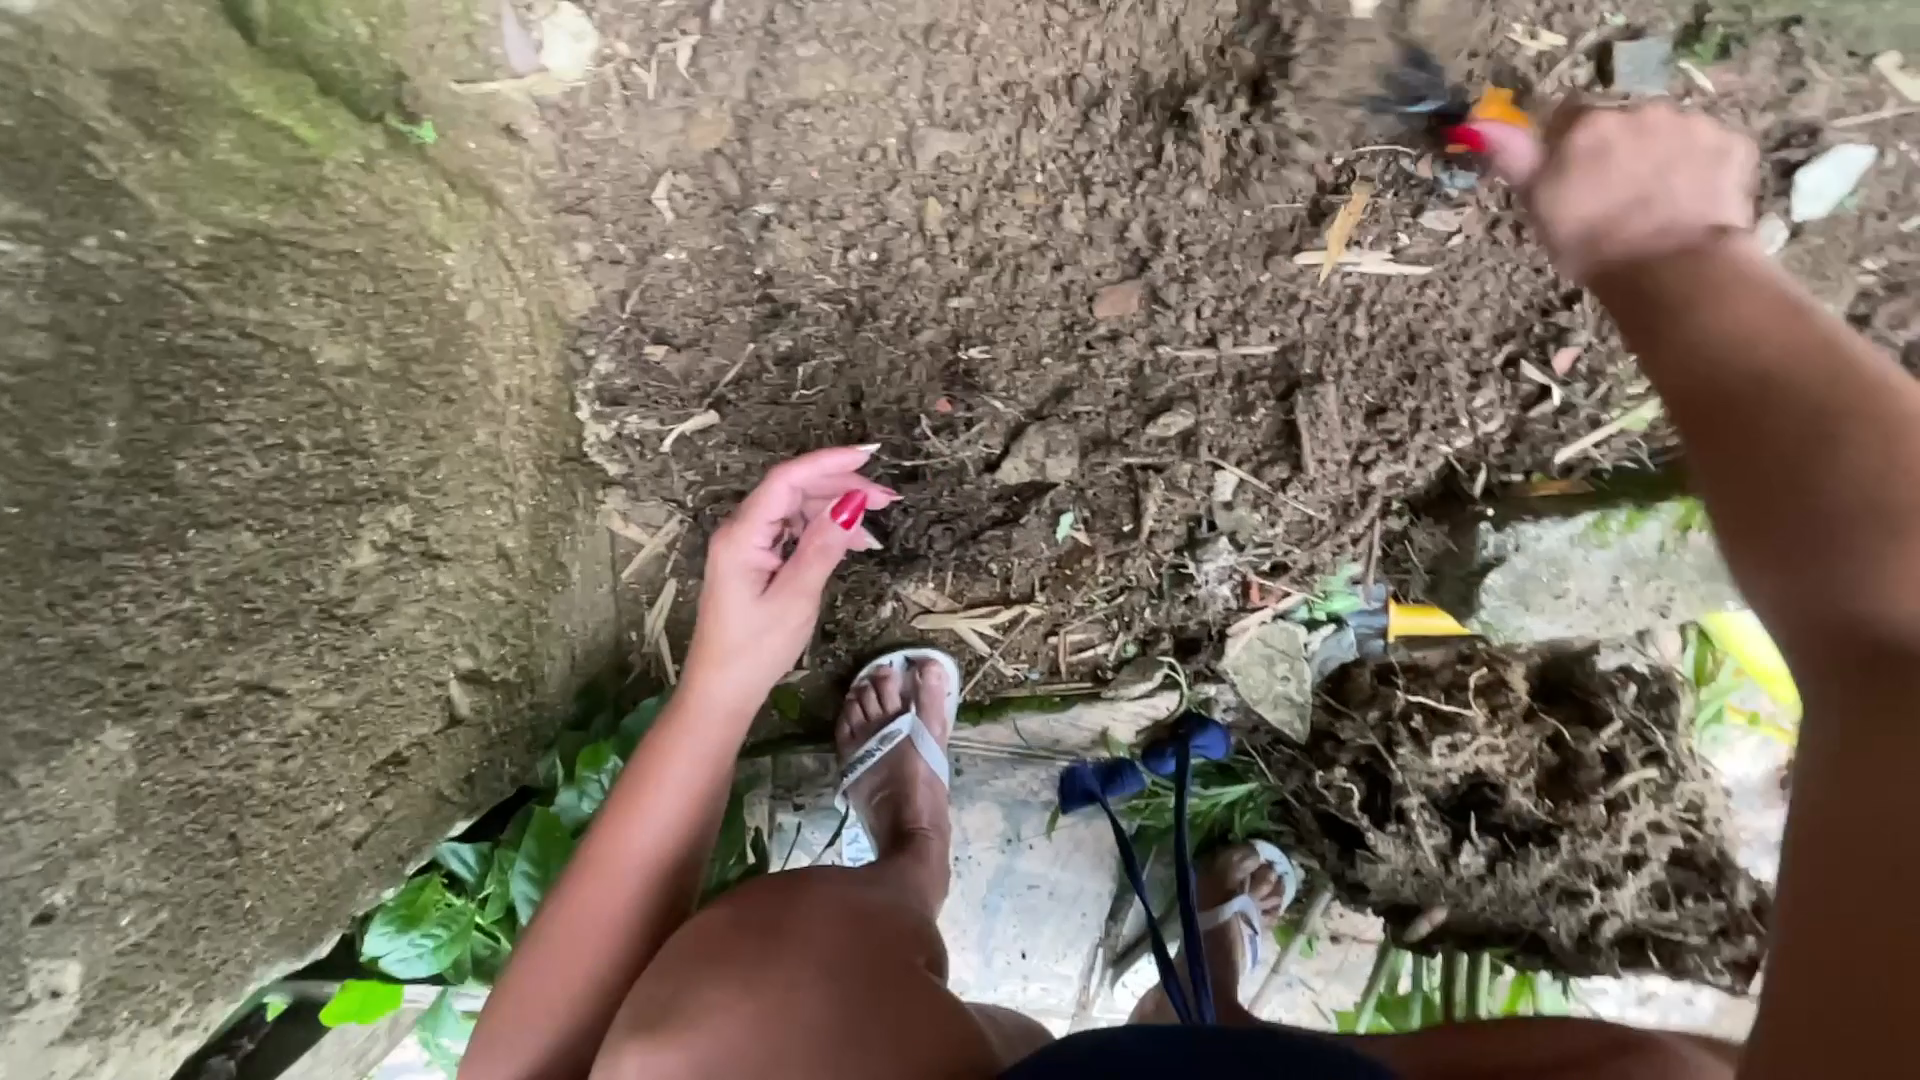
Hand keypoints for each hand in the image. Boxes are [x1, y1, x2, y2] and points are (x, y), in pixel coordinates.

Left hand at [681, 446, 897, 702]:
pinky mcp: (756, 559)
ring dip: (837, 509)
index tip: (868, 455)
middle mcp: (741, 530)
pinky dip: (824, 530)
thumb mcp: (796, 597)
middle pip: (794, 490)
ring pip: (797, 508)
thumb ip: (823, 546)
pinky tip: (852, 541)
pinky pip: (793, 530)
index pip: (787, 480)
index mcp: (742, 535)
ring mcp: (747, 544)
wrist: (723, 688)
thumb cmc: (756, 649)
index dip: (828, 462)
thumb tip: (852, 503)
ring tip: (876, 525)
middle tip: (887, 499)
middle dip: (841, 487)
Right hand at [1468, 101, 1758, 281]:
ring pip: (1662, 134)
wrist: (1665, 265)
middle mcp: (1640, 111)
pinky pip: (1704, 150)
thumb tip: (1479, 123)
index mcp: (1586, 126)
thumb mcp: (1537, 203)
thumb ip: (1513, 158)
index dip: (1562, 147)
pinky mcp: (1730, 143)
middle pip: (1618, 124)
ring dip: (1652, 158)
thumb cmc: (1586, 241)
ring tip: (1645, 204)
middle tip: (1605, 198)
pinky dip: (1692, 170)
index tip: (1563, 178)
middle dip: (1612, 150)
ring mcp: (1691, 124)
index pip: (1566, 117)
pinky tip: (1680, 203)